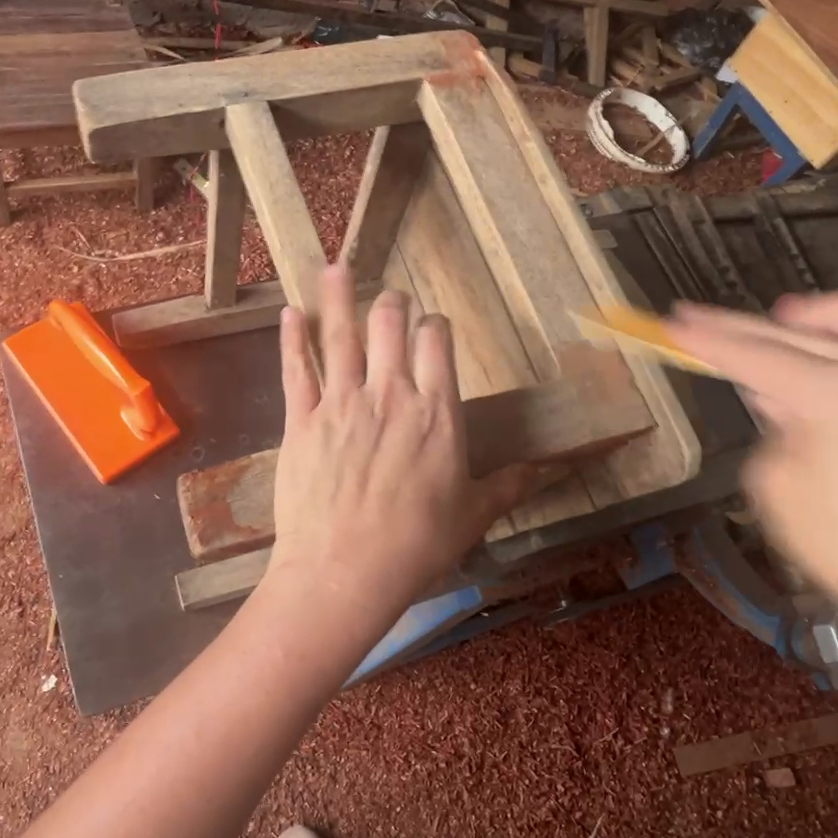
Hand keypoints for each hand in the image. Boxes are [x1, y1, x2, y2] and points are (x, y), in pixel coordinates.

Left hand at [261, 265, 534, 620]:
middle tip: (390, 297)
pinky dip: (293, 338)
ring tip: (336, 266)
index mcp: (436, 412)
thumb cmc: (415, 547)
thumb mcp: (471, 515)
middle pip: (391, 326)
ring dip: (338, 296)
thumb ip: (507, 485)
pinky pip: (296, 369)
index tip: (431, 325)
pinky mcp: (301, 421)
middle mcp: (389, 395)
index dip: (435, 326)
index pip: (438, 343)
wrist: (345, 571)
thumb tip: (546, 471)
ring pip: (341, 335)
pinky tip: (290, 313)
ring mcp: (341, 404)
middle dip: (392, 303)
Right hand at [669, 291, 837, 669]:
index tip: (672, 321)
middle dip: (742, 327)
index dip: (707, 339)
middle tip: (697, 320)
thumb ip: (775, 431)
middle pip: (798, 331)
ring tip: (775, 327)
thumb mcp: (781, 491)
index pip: (755, 354)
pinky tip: (831, 360)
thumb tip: (781, 401)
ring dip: (807, 320)